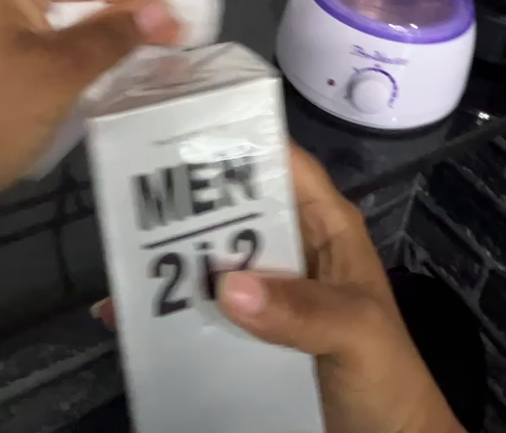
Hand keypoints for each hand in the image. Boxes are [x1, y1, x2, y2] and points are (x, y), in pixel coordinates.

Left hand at [0, 0, 180, 250]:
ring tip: (127, 63)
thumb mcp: (55, 75)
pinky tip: (74, 79)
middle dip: (110, 19)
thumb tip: (166, 12)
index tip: (179, 28)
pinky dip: (48, 55)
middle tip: (159, 46)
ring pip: (39, 17)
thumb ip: (113, 36)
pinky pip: (14, 39)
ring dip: (82, 40)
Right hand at [98, 146, 462, 432]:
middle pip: (239, 210)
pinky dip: (170, 311)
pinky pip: (205, 310)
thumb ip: (300, 309)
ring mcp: (270, 288)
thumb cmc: (384, 371)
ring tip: (120, 256)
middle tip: (134, 195)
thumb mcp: (353, 331)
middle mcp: (294, 246)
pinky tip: (125, 316)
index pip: (285, 165)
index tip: (188, 134)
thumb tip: (228, 286)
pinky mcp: (250, 329)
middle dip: (194, 205)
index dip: (243, 143)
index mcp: (326, 225)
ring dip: (174, 259)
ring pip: (217, 258)